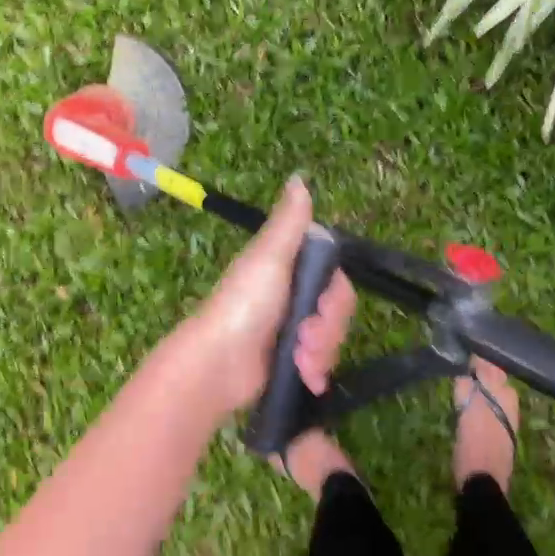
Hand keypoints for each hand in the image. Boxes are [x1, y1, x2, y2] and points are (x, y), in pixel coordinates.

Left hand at [182, 176, 356, 412]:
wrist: (218, 363)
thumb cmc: (245, 303)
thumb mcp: (270, 255)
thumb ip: (290, 221)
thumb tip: (299, 176)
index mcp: (288, 265)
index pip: (334, 277)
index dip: (335, 295)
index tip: (322, 305)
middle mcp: (292, 293)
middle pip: (336, 308)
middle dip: (328, 327)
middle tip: (307, 338)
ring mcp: (291, 328)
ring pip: (331, 337)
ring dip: (322, 351)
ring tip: (301, 361)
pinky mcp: (289, 359)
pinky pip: (320, 362)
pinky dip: (316, 371)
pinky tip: (307, 379)